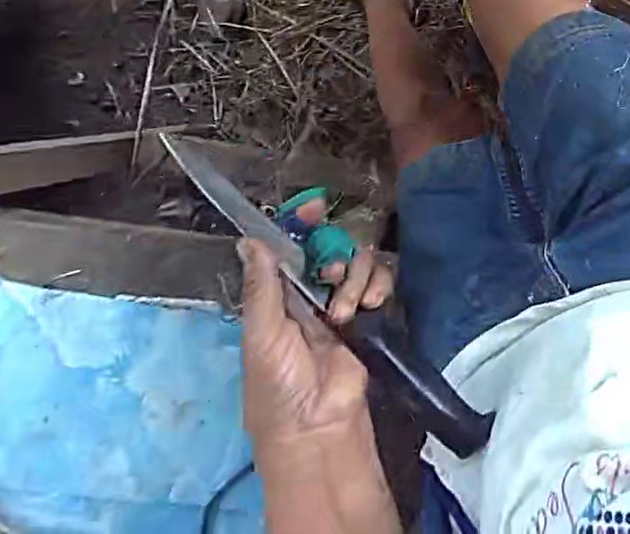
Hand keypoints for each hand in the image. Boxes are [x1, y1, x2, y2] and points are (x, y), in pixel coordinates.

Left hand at [237, 235, 393, 453]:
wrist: (318, 425)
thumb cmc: (278, 384)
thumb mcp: (262, 336)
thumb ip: (262, 287)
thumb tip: (249, 239)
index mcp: (278, 296)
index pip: (289, 248)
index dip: (300, 223)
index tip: (315, 205)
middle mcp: (310, 293)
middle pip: (329, 247)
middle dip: (333, 253)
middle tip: (330, 274)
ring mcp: (342, 301)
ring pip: (357, 260)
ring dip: (353, 279)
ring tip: (344, 312)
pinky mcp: (369, 311)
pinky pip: (380, 278)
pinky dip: (376, 286)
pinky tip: (368, 306)